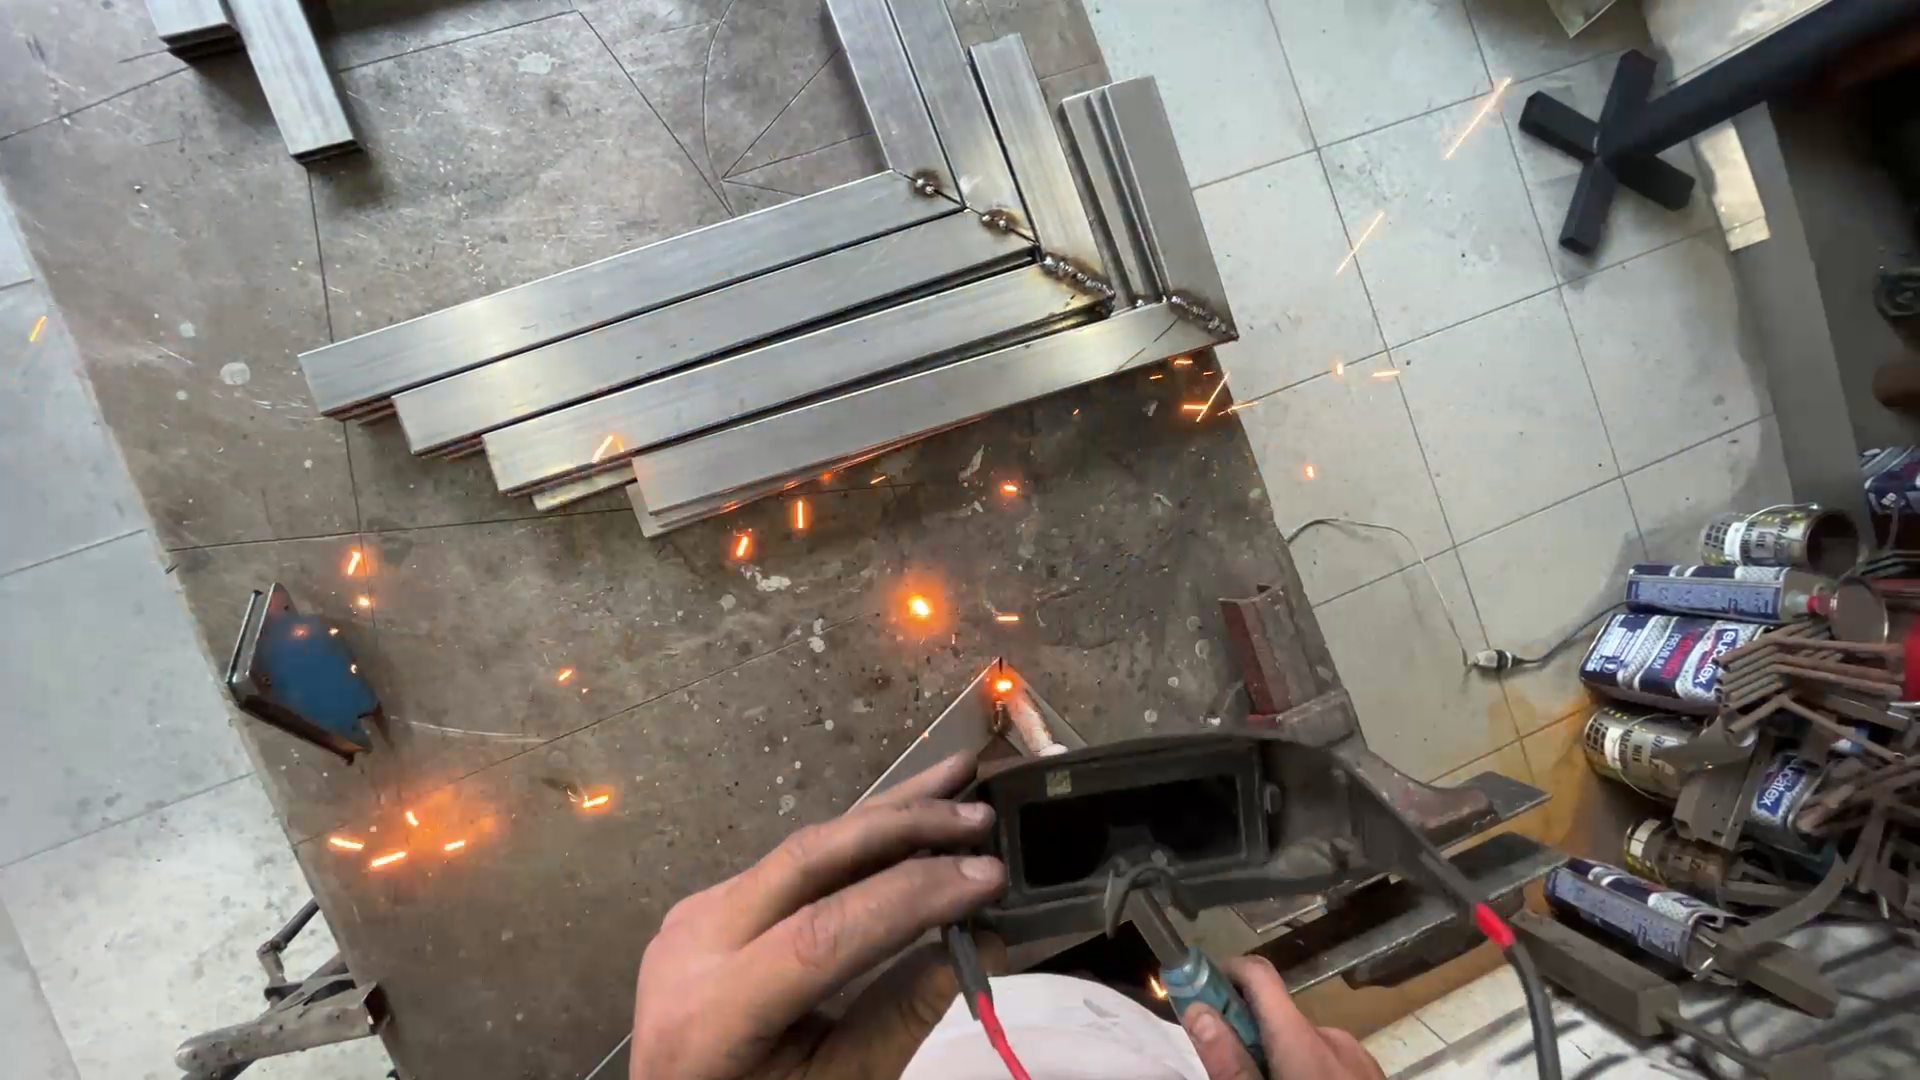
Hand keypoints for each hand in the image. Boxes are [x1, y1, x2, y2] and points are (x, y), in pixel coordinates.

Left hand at [632, 753, 1006, 1079]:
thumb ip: (901, 1015)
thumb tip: (982, 938)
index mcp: (712, 1013)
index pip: (823, 933)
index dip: (911, 895)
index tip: (989, 874)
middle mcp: (698, 939)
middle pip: (811, 859)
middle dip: (905, 827)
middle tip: (979, 816)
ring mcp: (702, 907)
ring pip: (810, 841)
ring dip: (891, 810)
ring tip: (957, 775)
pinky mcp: (720, 894)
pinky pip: (800, 857)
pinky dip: (862, 834)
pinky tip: (908, 809)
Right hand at [1180, 956, 1385, 1079]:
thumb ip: (1228, 1064)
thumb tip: (1196, 1008)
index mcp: (1304, 1041)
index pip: (1259, 973)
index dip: (1224, 974)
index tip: (1199, 999)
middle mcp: (1335, 1041)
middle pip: (1277, 1016)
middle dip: (1248, 1038)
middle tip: (1235, 1078)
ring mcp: (1363, 1065)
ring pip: (1303, 1044)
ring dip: (1280, 1062)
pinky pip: (1331, 1067)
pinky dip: (1309, 1077)